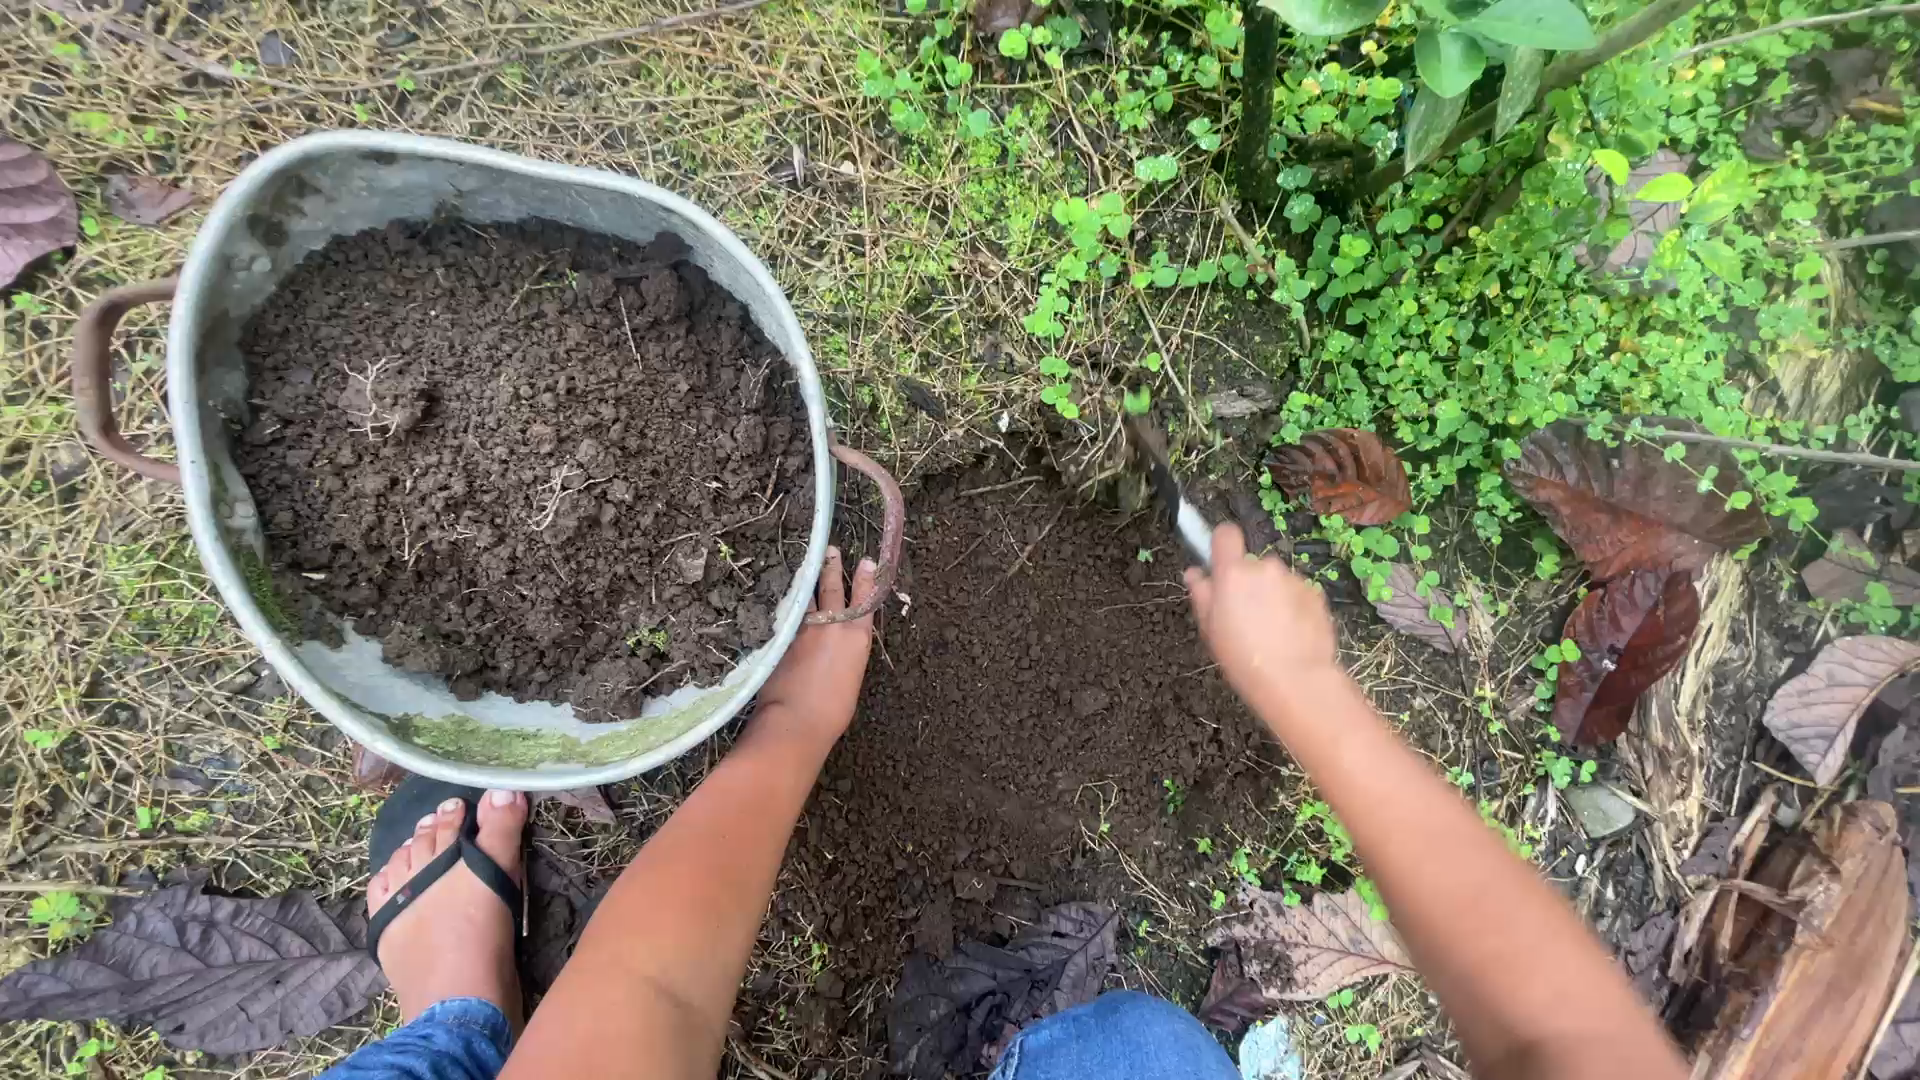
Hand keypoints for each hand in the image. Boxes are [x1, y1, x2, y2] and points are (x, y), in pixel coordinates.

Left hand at [751, 547, 877, 745]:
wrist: (796, 720)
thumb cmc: (832, 712)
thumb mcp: (850, 679)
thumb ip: (845, 656)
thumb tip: (835, 648)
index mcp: (857, 638)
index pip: (865, 600)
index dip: (866, 579)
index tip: (866, 561)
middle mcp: (832, 626)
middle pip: (833, 589)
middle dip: (833, 568)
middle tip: (831, 550)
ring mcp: (804, 628)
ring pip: (807, 596)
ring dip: (809, 580)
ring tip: (808, 565)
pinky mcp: (781, 637)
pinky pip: (787, 613)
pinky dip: (788, 604)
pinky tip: (782, 596)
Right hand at [1184, 523, 1339, 701]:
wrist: (1294, 678)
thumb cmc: (1241, 655)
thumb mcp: (1209, 628)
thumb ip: (1201, 594)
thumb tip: (1195, 573)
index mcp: (1232, 572)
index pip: (1225, 533)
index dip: (1221, 543)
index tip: (1219, 562)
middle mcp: (1264, 567)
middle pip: (1251, 564)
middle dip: (1248, 581)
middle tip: (1244, 613)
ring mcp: (1293, 579)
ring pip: (1276, 579)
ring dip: (1272, 594)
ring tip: (1271, 628)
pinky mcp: (1316, 593)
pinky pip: (1298, 592)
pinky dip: (1293, 606)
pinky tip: (1290, 632)